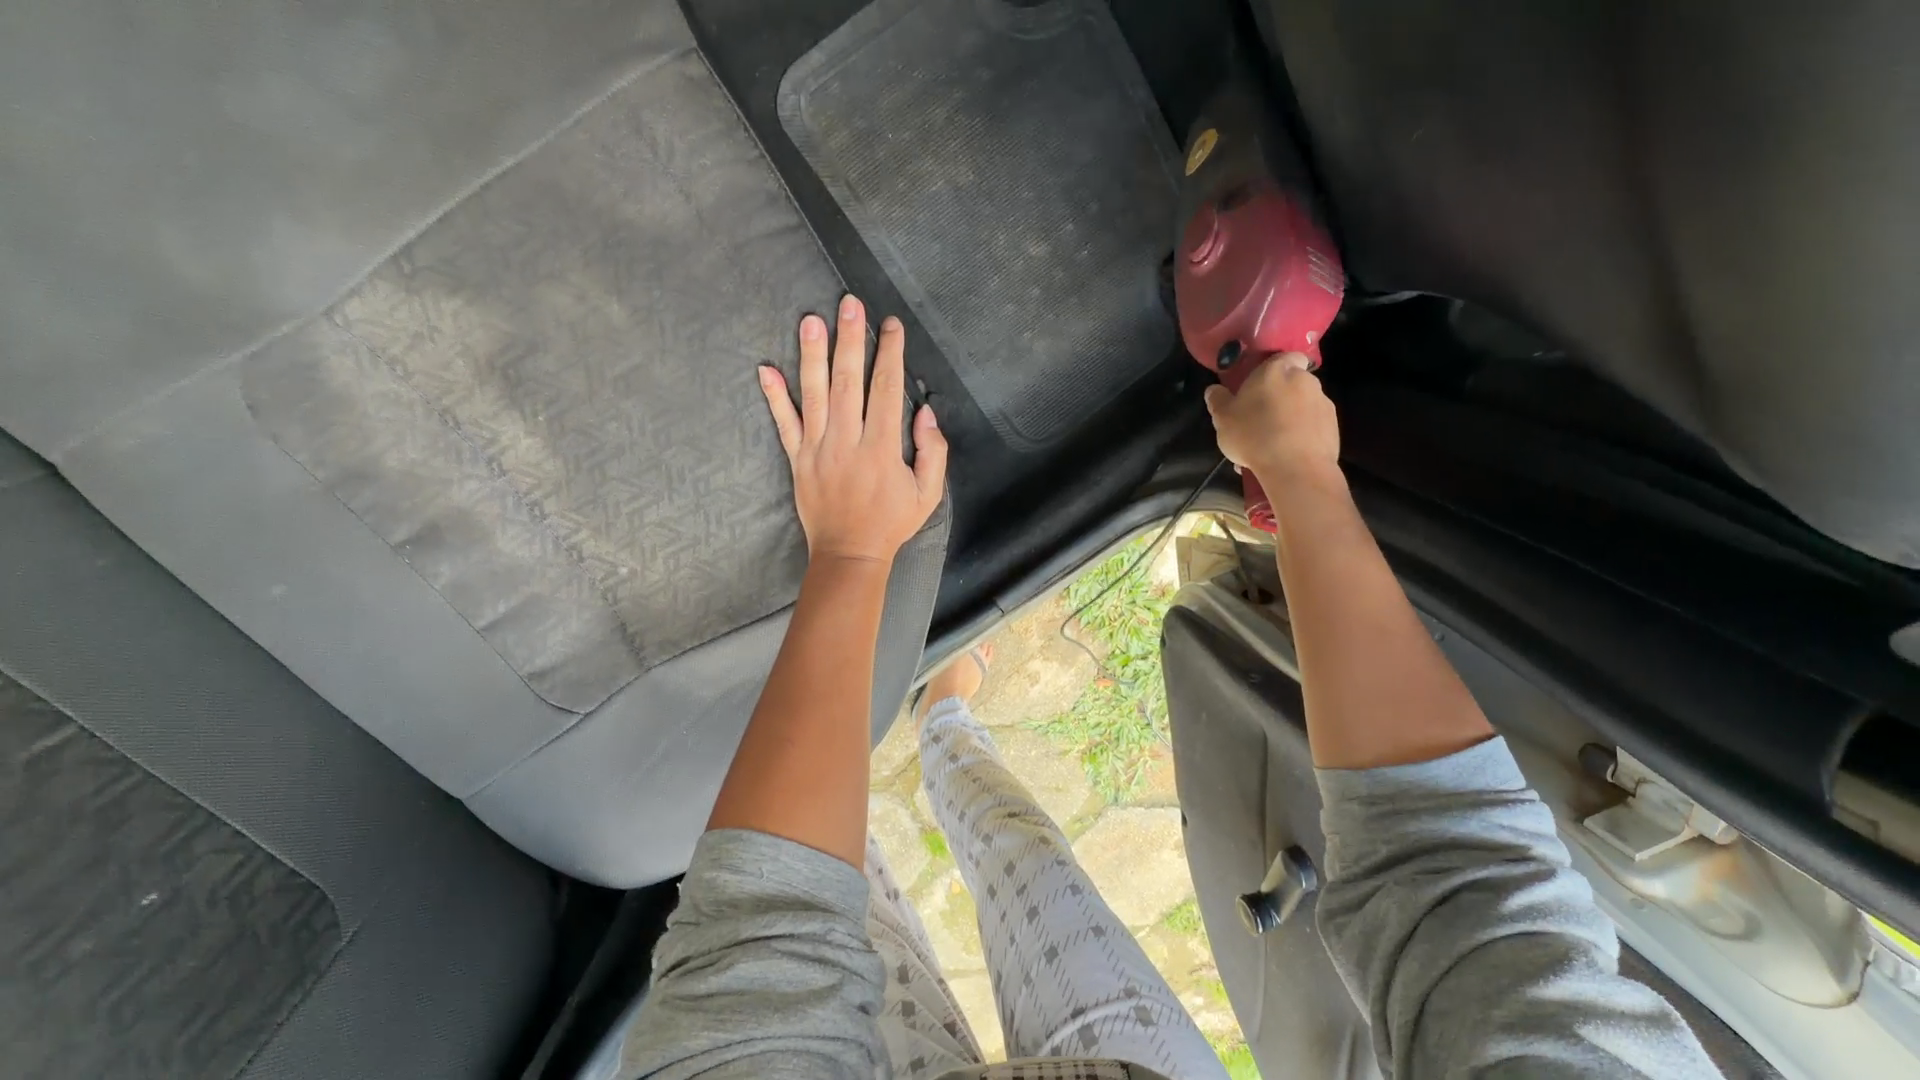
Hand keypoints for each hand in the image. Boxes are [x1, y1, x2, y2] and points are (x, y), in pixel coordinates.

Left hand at [759, 294, 947, 564]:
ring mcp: (818, 449)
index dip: (890, 354)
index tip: (891, 326)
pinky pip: (784, 424)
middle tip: (849, 304)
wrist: (848, 554)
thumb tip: (926, 413)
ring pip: (813, 394)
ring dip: (812, 355)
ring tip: (811, 320)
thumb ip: (933, 453)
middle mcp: (847, 441)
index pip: (886, 390)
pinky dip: (774, 397)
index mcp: (881, 448)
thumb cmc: (891, 522)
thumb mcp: (928, 494)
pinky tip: (765, 369)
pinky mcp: (798, 459)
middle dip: (850, 340)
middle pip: (848, 382)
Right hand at [1202, 352, 1340, 483]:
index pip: (1284, 356)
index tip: (1260, 386)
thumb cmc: (1254, 434)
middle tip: (1259, 419)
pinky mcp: (1333, 427)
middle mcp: (1304, 380)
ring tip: (1270, 445)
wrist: (1295, 468)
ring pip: (1302, 407)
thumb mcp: (1222, 418)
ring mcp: (1323, 403)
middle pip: (1292, 383)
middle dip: (1279, 398)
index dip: (1274, 369)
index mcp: (1277, 370)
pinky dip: (1301, 437)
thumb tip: (1214, 390)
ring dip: (1289, 419)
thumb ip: (1218, 400)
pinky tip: (1284, 456)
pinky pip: (1312, 428)